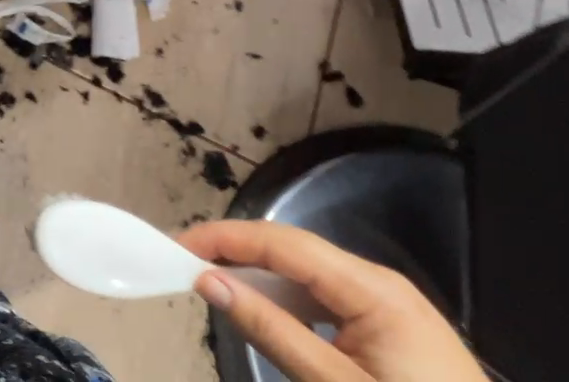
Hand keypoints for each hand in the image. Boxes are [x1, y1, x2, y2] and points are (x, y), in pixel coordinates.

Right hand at [177, 221, 483, 381]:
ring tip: (217, 288)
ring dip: (260, 276)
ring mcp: (390, 304)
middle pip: (294, 250)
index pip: (283, 243)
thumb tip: (207, 281)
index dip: (226, 238)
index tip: (176, 247)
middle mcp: (381, 284)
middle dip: (237, 252)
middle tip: (187, 266)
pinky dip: (287, 299)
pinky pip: (326, 297)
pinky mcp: (392, 327)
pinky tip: (266, 314)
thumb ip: (271, 331)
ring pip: (307, 272)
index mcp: (373, 291)